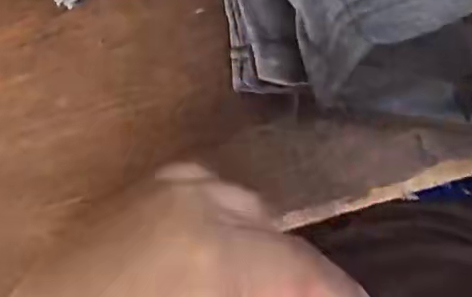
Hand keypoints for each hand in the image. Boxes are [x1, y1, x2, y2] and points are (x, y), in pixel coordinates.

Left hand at [10, 164, 362, 296]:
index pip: (298, 267)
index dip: (334, 289)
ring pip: (238, 203)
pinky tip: (217, 253)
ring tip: (264, 281)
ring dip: (259, 242)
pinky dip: (221, 219)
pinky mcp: (137, 189)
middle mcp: (196, 196)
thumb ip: (263, 291)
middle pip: (271, 229)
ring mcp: (163, 184)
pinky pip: (199, 192)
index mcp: (214, 244)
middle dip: (294, 269)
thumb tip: (299, 288)